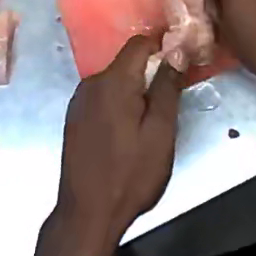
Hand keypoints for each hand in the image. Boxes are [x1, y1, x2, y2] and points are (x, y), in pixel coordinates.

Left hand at [52, 35, 180, 255]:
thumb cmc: (130, 174)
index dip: (162, 46)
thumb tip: (176, 51)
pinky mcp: (74, 116)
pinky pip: (102, 97)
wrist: (87, 212)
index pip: (139, 43)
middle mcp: (92, 83)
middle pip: (126, 62)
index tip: (180, 62)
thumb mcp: (160, 132)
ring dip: (134, 91)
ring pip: (114, 81)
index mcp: (113, 81)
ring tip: (150, 122)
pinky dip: (118, 103)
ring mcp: (79, 100)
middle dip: (150, 73)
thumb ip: (167, 87)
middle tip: (171, 100)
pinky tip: (127, 132)